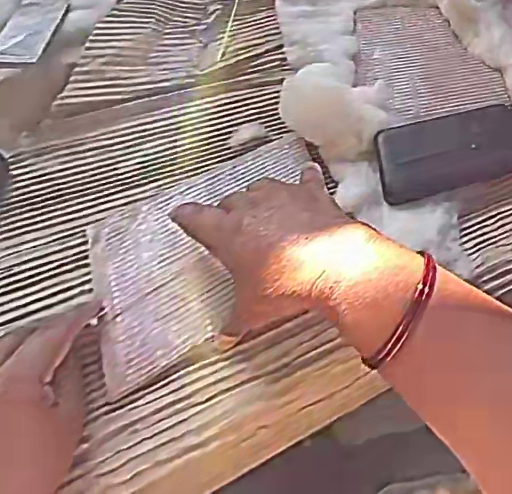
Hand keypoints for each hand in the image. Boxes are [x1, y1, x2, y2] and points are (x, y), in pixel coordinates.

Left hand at [0, 302, 96, 493]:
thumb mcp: (65, 431)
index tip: (92, 308)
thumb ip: (73, 382)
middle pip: (11, 338)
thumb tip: (75, 353)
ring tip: (20, 354)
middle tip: (64, 331)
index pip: (51, 333)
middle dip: (42, 330)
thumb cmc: (17, 486)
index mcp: (11, 383)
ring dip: (1, 347)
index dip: (77, 316)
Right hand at [171, 164, 403, 336]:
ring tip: (260, 205)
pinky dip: (306, 177)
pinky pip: (307, 178)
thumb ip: (234, 323)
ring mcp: (284, 194)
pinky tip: (308, 172)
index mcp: (228, 231)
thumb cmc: (285, 284)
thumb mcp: (252, 311)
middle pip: (231, 200)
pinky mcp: (312, 192)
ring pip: (263, 186)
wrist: (331, 262)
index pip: (197, 218)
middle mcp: (253, 205)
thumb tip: (224, 340)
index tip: (180, 212)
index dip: (187, 216)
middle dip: (228, 211)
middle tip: (229, 224)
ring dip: (259, 195)